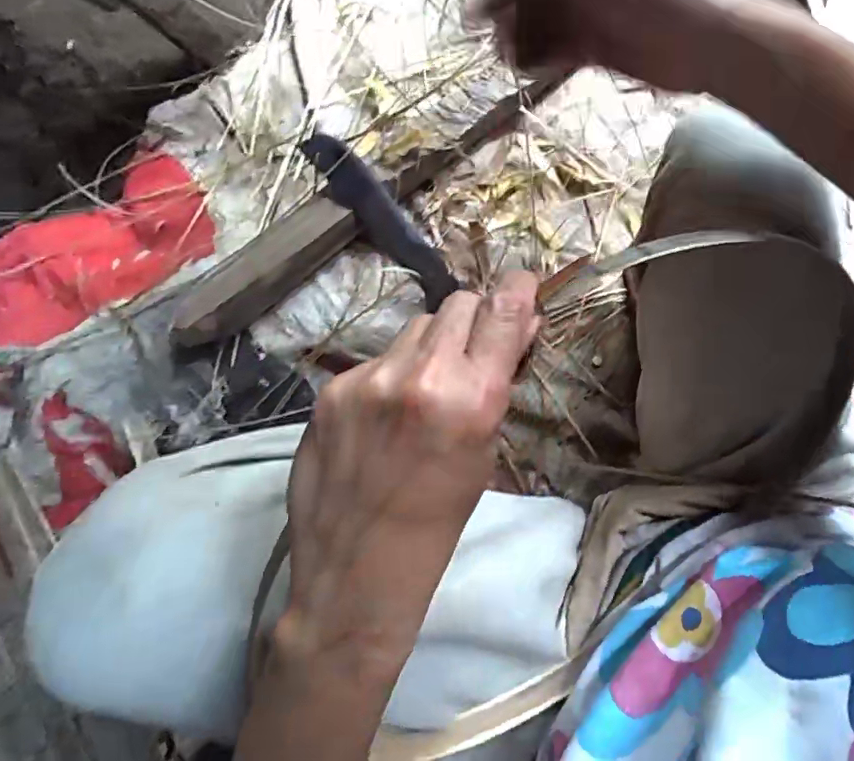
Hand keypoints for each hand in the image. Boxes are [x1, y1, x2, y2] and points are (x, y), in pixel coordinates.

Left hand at [271, 271, 539, 685]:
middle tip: (470, 350)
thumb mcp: (487, 444)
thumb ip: (498, 377)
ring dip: (431, 343)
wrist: (357, 569)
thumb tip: (520, 323)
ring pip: (417, 325)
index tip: (522, 284)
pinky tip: (382, 413)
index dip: (517, 287)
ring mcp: (369, 379)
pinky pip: (378, 357)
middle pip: (458, 302)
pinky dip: (391, 372)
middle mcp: (422, 375)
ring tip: (421, 387)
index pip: (502, 307)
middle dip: (473, 318)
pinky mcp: (332, 388)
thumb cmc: (442, 514)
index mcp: (472, 397)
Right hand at [474, 0, 774, 94]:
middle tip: (481, 24)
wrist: (712, 41)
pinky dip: (544, 56)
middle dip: (508, 2)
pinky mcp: (605, 50)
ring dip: (521, 34)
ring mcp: (598, 14)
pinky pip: (564, 50)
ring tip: (504, 52)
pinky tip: (528, 66)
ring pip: (546, 21)